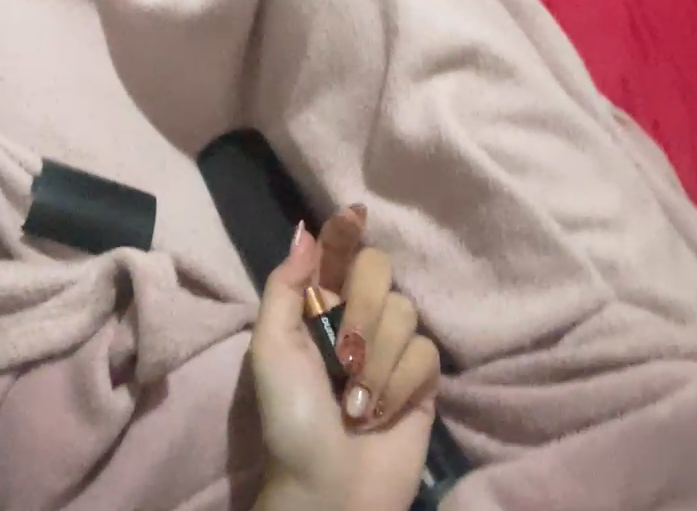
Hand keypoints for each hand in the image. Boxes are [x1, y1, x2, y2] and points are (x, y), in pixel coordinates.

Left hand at [249, 207, 439, 510]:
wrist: (330, 490)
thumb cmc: (291, 417)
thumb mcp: (270, 349)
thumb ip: (285, 287)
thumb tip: (305, 230)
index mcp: (317, 304)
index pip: (338, 250)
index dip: (347, 229)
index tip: (355, 212)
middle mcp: (357, 315)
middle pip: (378, 269)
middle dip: (362, 309)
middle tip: (343, 356)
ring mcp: (391, 345)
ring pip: (404, 312)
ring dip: (377, 361)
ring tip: (355, 402)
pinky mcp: (423, 378)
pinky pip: (425, 352)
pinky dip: (401, 384)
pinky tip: (381, 413)